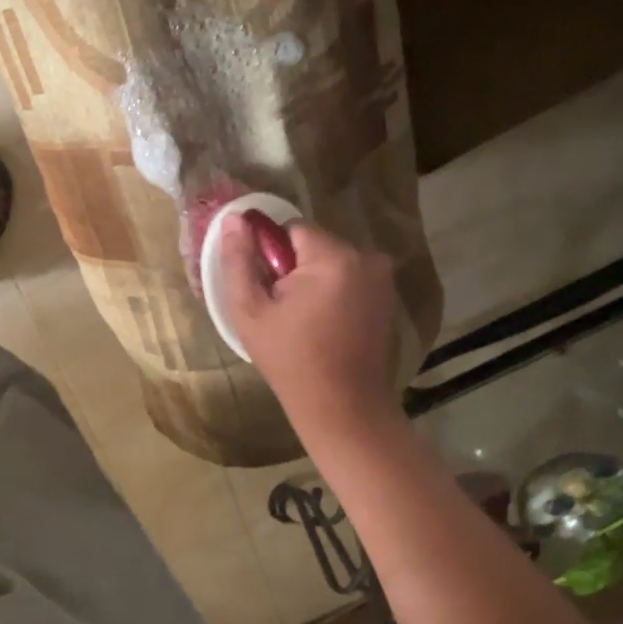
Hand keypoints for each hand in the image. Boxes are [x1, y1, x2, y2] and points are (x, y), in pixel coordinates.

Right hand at [216, 215, 400, 425]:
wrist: (342, 403)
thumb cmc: (289, 359)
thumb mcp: (250, 311)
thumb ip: (239, 262)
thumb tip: (234, 220)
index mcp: (334, 257)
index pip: (291, 228)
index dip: (271, 256)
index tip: (266, 289)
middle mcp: (367, 257)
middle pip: (314, 244)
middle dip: (293, 268)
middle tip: (280, 309)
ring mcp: (383, 276)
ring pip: (331, 261)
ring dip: (312, 280)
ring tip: (300, 319)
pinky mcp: (387, 295)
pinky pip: (349, 278)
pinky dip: (332, 292)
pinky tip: (322, 324)